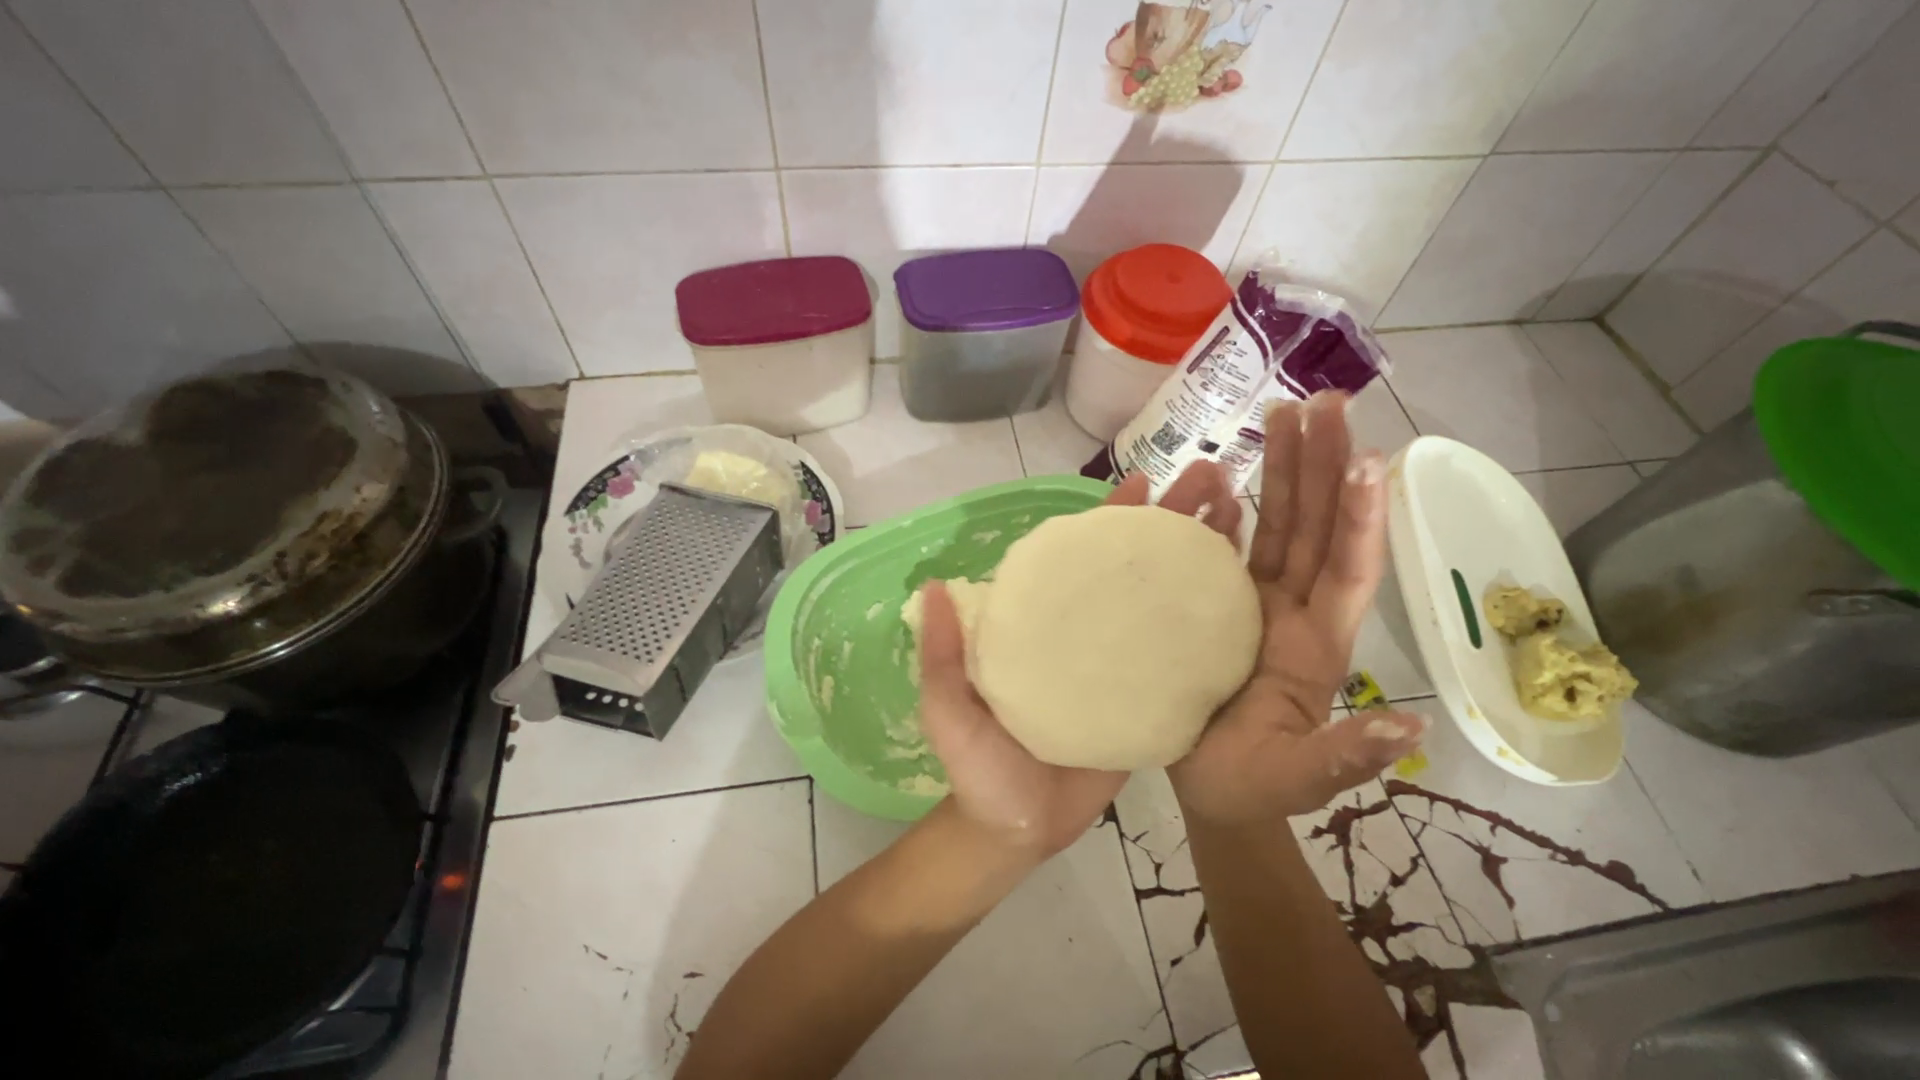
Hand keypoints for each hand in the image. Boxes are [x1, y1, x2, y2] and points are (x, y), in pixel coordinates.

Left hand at [915, 464, 1246, 856]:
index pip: (1080, 556)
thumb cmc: (978, 771)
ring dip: (1203, 557)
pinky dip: (1215, 626)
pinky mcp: (1154, 705)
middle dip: (1174, 520)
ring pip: (1168, 601)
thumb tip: (933, 589)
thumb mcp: (948, 711)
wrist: (1018, 834)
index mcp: (1041, 624)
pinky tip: (1248, 596)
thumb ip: (943, 656)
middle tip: (1217, 480)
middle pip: (1135, 566)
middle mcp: (1087, 633)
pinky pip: (1187, 659)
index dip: (1112, 518)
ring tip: (1241, 517)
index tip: (1147, 481)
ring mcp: (1125, 667)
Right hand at [1168, 392, 1427, 825]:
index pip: (1348, 570)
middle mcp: (1296, 611)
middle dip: (1322, 465)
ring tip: (1281, 415)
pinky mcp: (1216, 606)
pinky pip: (1224, 549)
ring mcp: (1257, 605)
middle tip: (1323, 402)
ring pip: (1276, 526)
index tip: (1366, 457)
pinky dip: (1222, 511)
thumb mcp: (1299, 778)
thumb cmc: (1253, 787)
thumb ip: (1345, 757)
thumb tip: (1410, 726)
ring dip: (1282, 471)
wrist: (1211, 792)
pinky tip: (1218, 475)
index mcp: (1320, 644)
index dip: (1360, 517)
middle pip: (1316, 528)